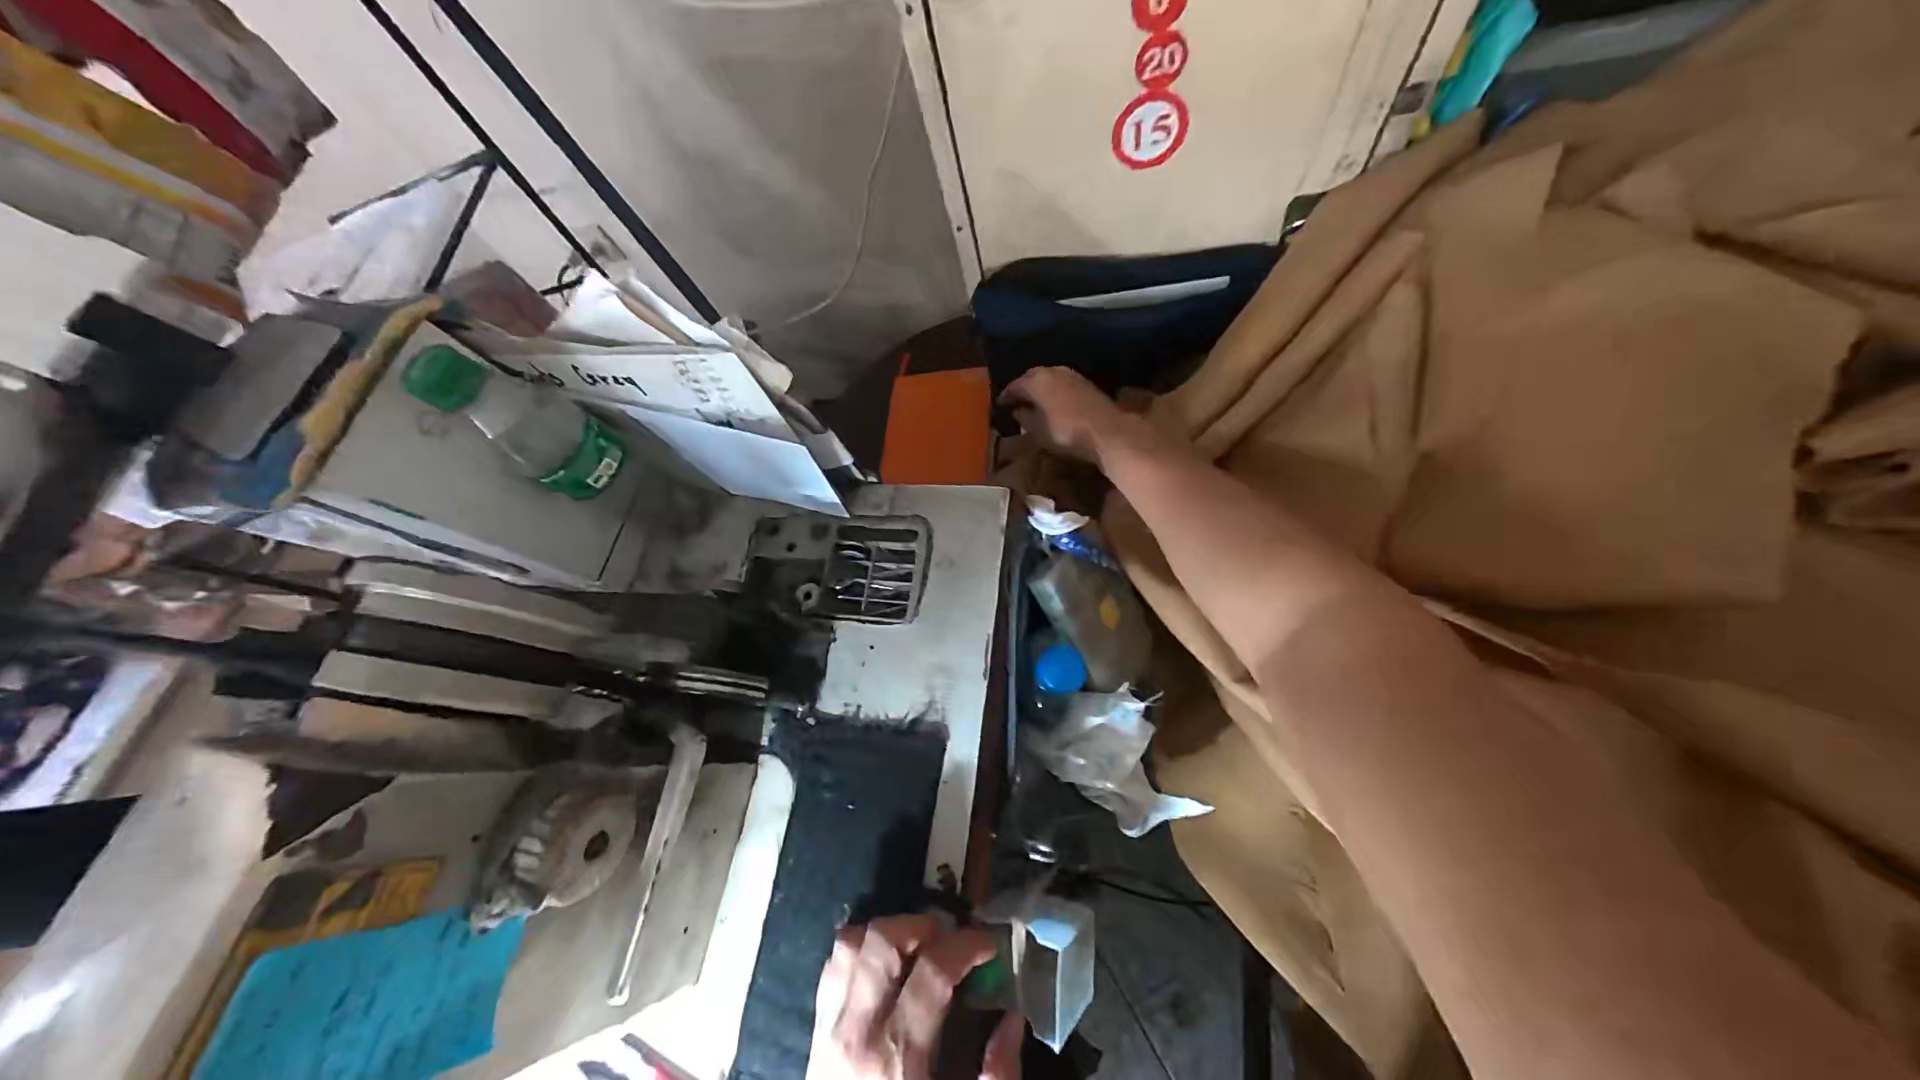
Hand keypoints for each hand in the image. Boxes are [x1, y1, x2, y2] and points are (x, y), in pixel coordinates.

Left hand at [808, 915, 1023, 1079]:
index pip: (932, 971)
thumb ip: (997, 1076)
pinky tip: (886, 964)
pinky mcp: (815, 1026)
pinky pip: (833, 964)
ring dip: (889, 932)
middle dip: (923, 926)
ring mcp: (828, 1024)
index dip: (966, 945)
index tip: (989, 945)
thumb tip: (1011, 1018)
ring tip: (918, 948)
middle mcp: (856, 1028)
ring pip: (852, 942)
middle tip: (950, 942)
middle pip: (884, 941)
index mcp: (898, 1054)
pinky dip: (861, 948)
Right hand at [998, 367, 1143, 465]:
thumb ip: (1024, 417)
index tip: (1000, 405)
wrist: (1106, 430)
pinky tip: (1053, 403)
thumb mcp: (1038, 429)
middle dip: (1022, 389)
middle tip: (1016, 402)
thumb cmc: (1065, 431)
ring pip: (1048, 379)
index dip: (1005, 397)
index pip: (1014, 386)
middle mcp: (1052, 371)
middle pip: (1031, 378)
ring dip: (1039, 389)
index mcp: (1036, 380)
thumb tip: (1017, 410)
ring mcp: (1071, 375)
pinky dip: (1053, 391)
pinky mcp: (1085, 383)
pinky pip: (1061, 384)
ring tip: (1033, 402)